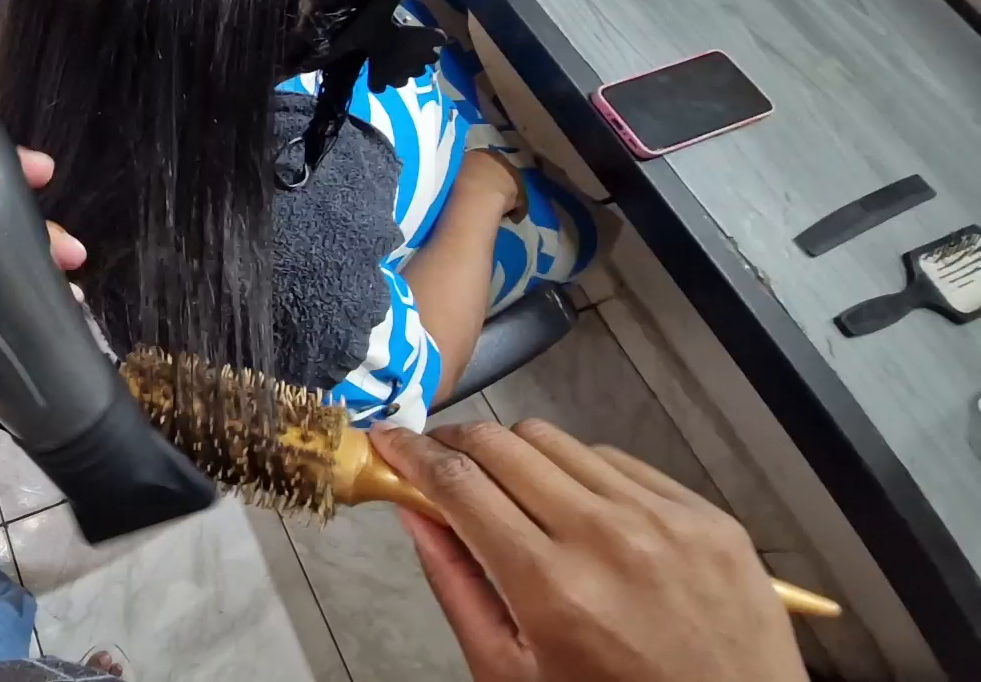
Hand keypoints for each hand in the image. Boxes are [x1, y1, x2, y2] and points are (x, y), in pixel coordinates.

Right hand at [371, 419, 804, 681]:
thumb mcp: (508, 669)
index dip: (409, 450)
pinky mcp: (709, 518)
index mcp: (551, 585)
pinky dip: (575, 469)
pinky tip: (576, 507)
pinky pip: (610, 457)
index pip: (456, 480)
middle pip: (497, 442)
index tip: (385, 437)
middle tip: (439, 462)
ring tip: (511, 489)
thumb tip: (409, 504)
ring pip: (549, 438)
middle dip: (452, 442)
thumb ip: (452, 580)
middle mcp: (607, 538)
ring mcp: (666, 521)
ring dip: (512, 453)